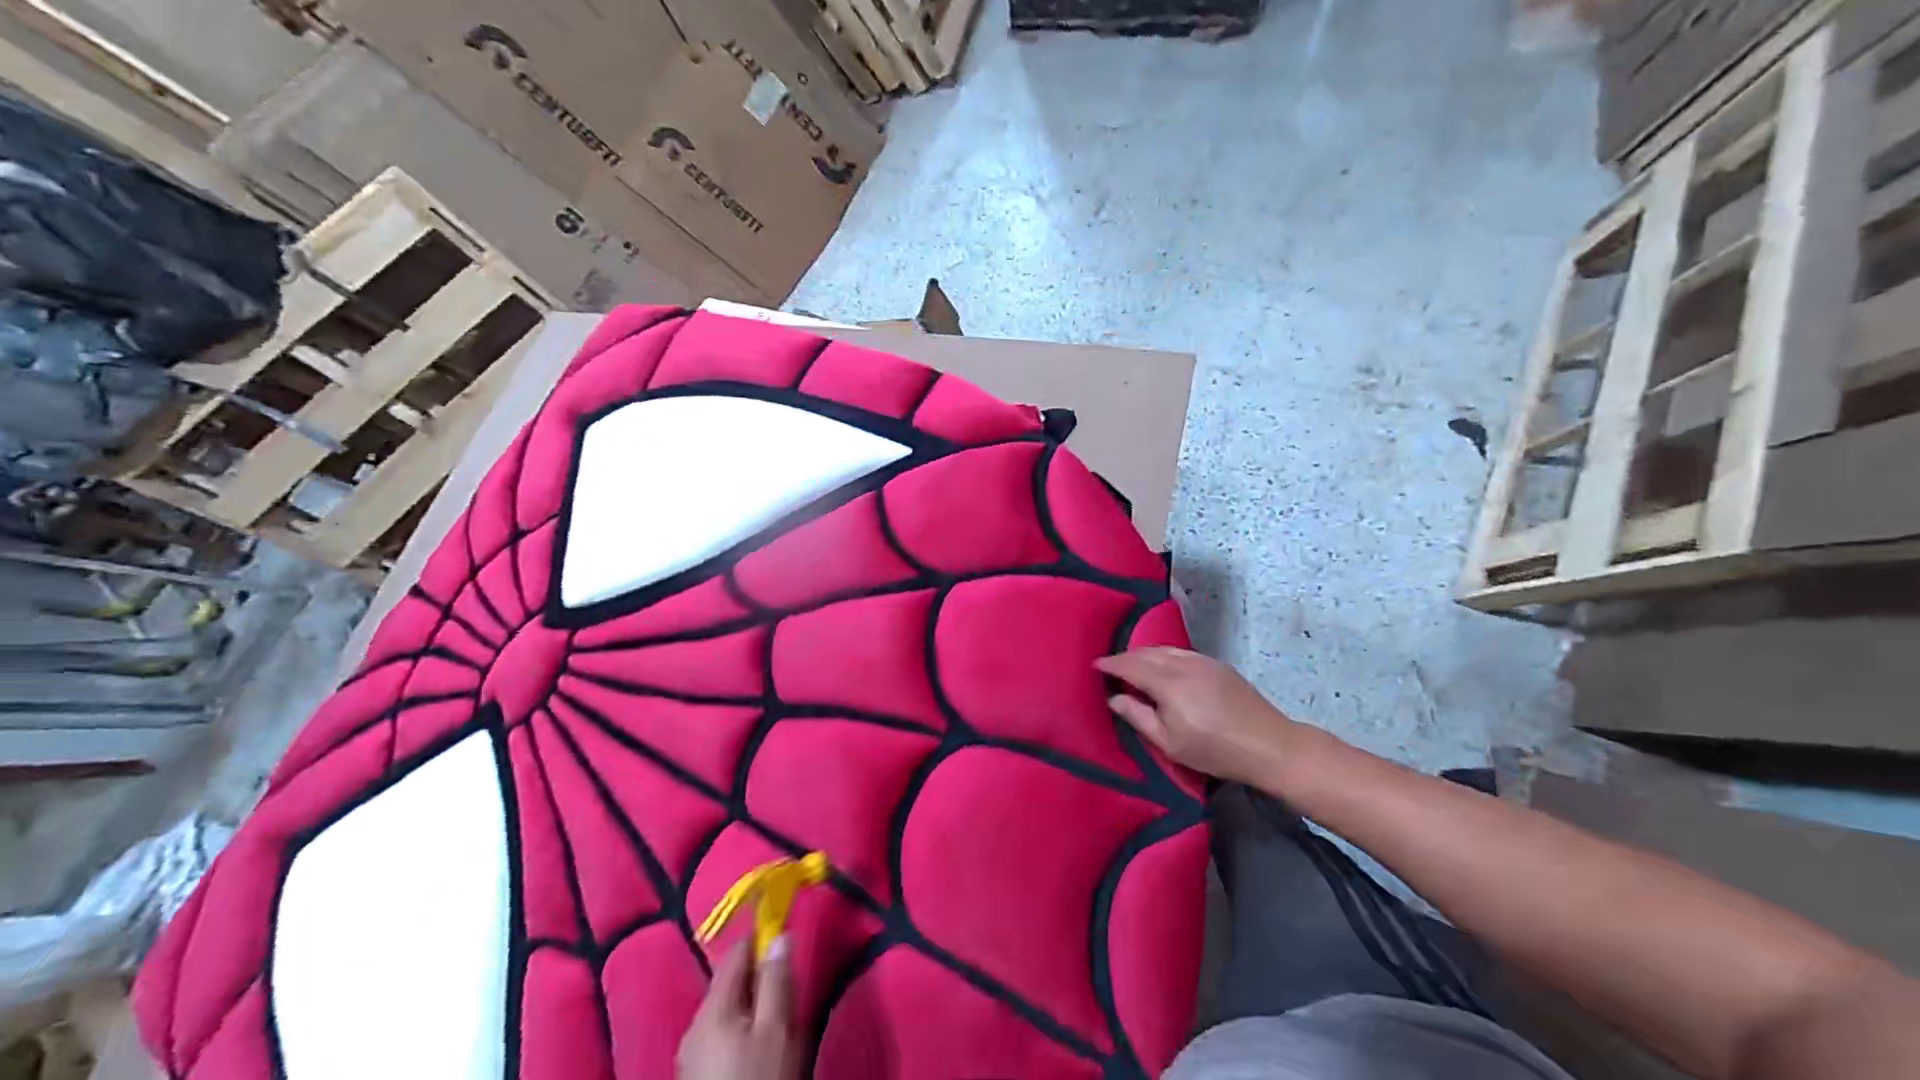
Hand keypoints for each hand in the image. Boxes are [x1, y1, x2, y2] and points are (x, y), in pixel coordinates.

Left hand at [677, 938, 796, 1079]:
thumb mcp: (777, 1030)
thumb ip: (777, 980)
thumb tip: (780, 936)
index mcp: (712, 1009)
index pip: (736, 953)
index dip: (762, 939)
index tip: (787, 937)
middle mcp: (694, 1026)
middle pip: (730, 983)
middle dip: (760, 978)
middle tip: (790, 989)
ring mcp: (692, 1055)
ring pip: (727, 1010)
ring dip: (754, 1005)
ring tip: (781, 1020)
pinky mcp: (696, 1077)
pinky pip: (722, 1035)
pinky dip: (743, 1029)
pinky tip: (761, 1049)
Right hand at [1095, 647, 1300, 785]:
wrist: (1269, 745)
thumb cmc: (1214, 750)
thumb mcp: (1169, 743)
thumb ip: (1138, 717)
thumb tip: (1114, 698)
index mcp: (1168, 683)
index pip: (1130, 665)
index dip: (1111, 664)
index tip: (1095, 665)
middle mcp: (1184, 664)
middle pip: (1147, 652)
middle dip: (1126, 657)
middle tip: (1111, 667)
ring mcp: (1204, 662)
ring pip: (1165, 650)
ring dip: (1145, 654)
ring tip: (1134, 665)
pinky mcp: (1218, 665)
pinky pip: (1182, 653)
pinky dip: (1165, 655)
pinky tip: (1164, 667)